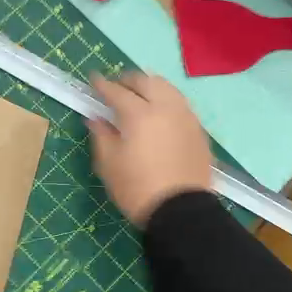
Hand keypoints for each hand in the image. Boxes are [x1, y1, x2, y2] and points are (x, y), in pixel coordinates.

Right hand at [88, 72, 213, 226]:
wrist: (181, 211)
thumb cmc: (136, 188)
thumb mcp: (108, 164)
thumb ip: (101, 135)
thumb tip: (96, 118)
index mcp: (138, 114)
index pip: (116, 91)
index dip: (102, 85)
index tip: (93, 80)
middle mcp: (165, 108)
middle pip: (146, 81)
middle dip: (128, 80)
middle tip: (116, 87)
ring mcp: (185, 117)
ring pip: (168, 88)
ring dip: (150, 86)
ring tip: (139, 96)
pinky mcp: (198, 130)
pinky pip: (180, 104)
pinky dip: (166, 100)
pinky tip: (159, 113)